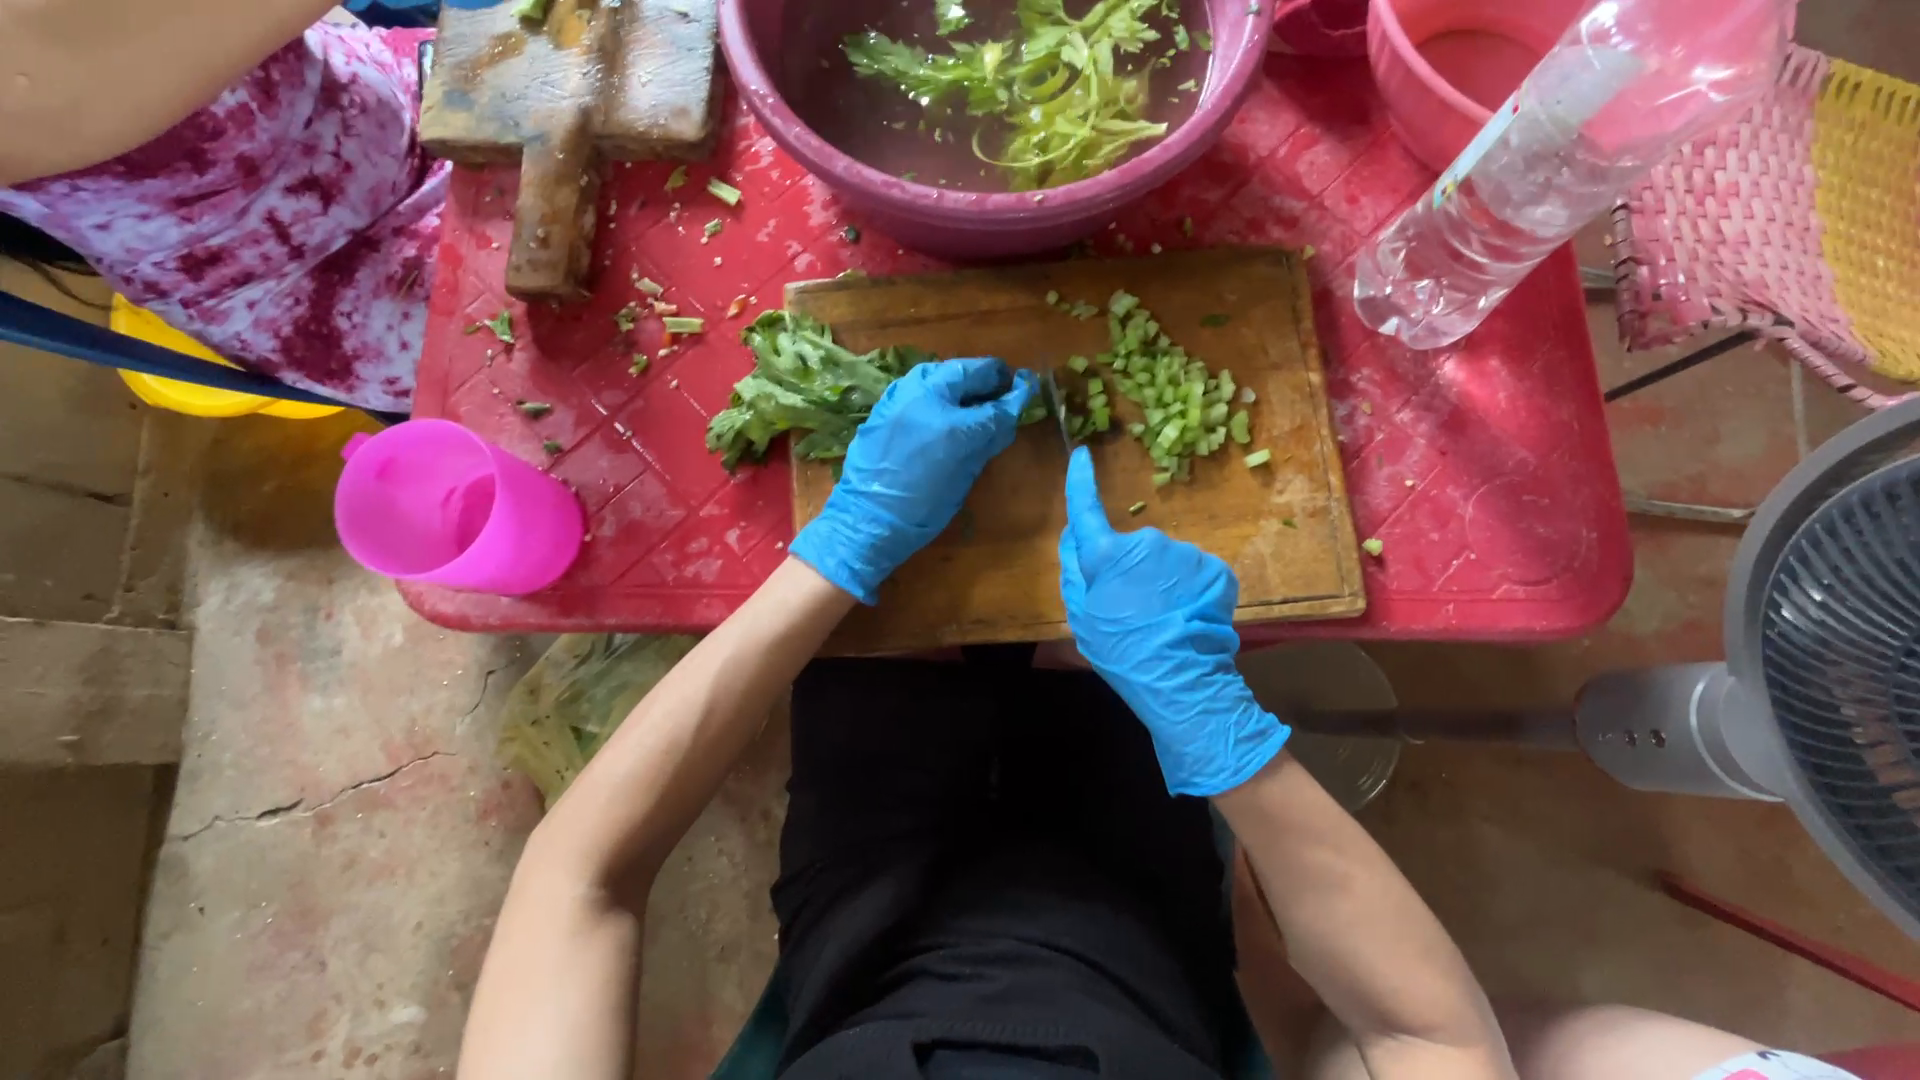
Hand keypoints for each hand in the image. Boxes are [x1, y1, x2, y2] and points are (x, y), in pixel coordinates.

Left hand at [791, 357, 1035, 603]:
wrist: (868, 518)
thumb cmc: (922, 509)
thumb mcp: (962, 480)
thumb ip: (985, 444)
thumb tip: (1005, 422)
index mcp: (955, 427)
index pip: (996, 406)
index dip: (1016, 398)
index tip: (1027, 389)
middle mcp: (928, 400)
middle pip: (968, 373)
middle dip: (989, 376)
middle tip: (1003, 383)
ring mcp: (902, 396)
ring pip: (940, 370)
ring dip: (961, 377)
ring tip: (974, 390)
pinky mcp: (885, 402)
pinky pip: (917, 382)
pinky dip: (936, 385)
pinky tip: (943, 399)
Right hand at [1059, 446, 1289, 795]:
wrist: (1180, 680)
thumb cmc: (1121, 651)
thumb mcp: (1082, 617)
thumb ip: (1073, 571)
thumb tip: (1072, 533)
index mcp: (1107, 554)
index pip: (1087, 508)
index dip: (1080, 481)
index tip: (1081, 455)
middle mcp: (1147, 542)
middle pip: (1132, 549)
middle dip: (1131, 570)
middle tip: (1133, 610)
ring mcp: (1185, 553)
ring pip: (1166, 562)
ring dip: (1163, 582)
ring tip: (1163, 620)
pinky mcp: (1216, 568)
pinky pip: (1194, 573)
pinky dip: (1189, 591)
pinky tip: (1187, 617)